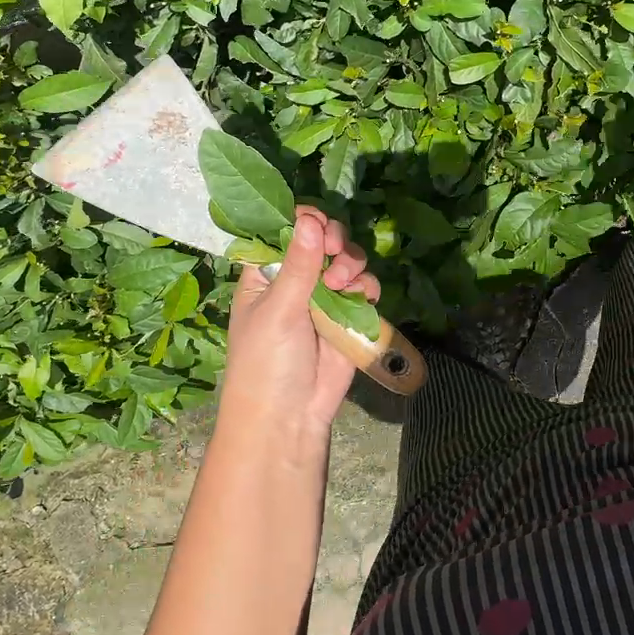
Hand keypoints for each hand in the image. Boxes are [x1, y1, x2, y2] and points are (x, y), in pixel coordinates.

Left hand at [218, 206, 381, 451]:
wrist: (290, 415)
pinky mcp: (349, 315)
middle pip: (322, 239)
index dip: (304, 222)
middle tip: (334, 251)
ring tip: (343, 283)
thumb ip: (299, 264)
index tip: (318, 224)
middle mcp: (296, 279)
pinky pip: (365, 286)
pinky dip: (367, 286)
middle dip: (333, 241)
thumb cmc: (266, 361)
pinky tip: (362, 297)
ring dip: (350, 263)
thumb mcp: (278, 309)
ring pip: (347, 259)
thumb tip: (311, 218)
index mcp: (266, 274)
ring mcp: (323, 297)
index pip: (285, 231)